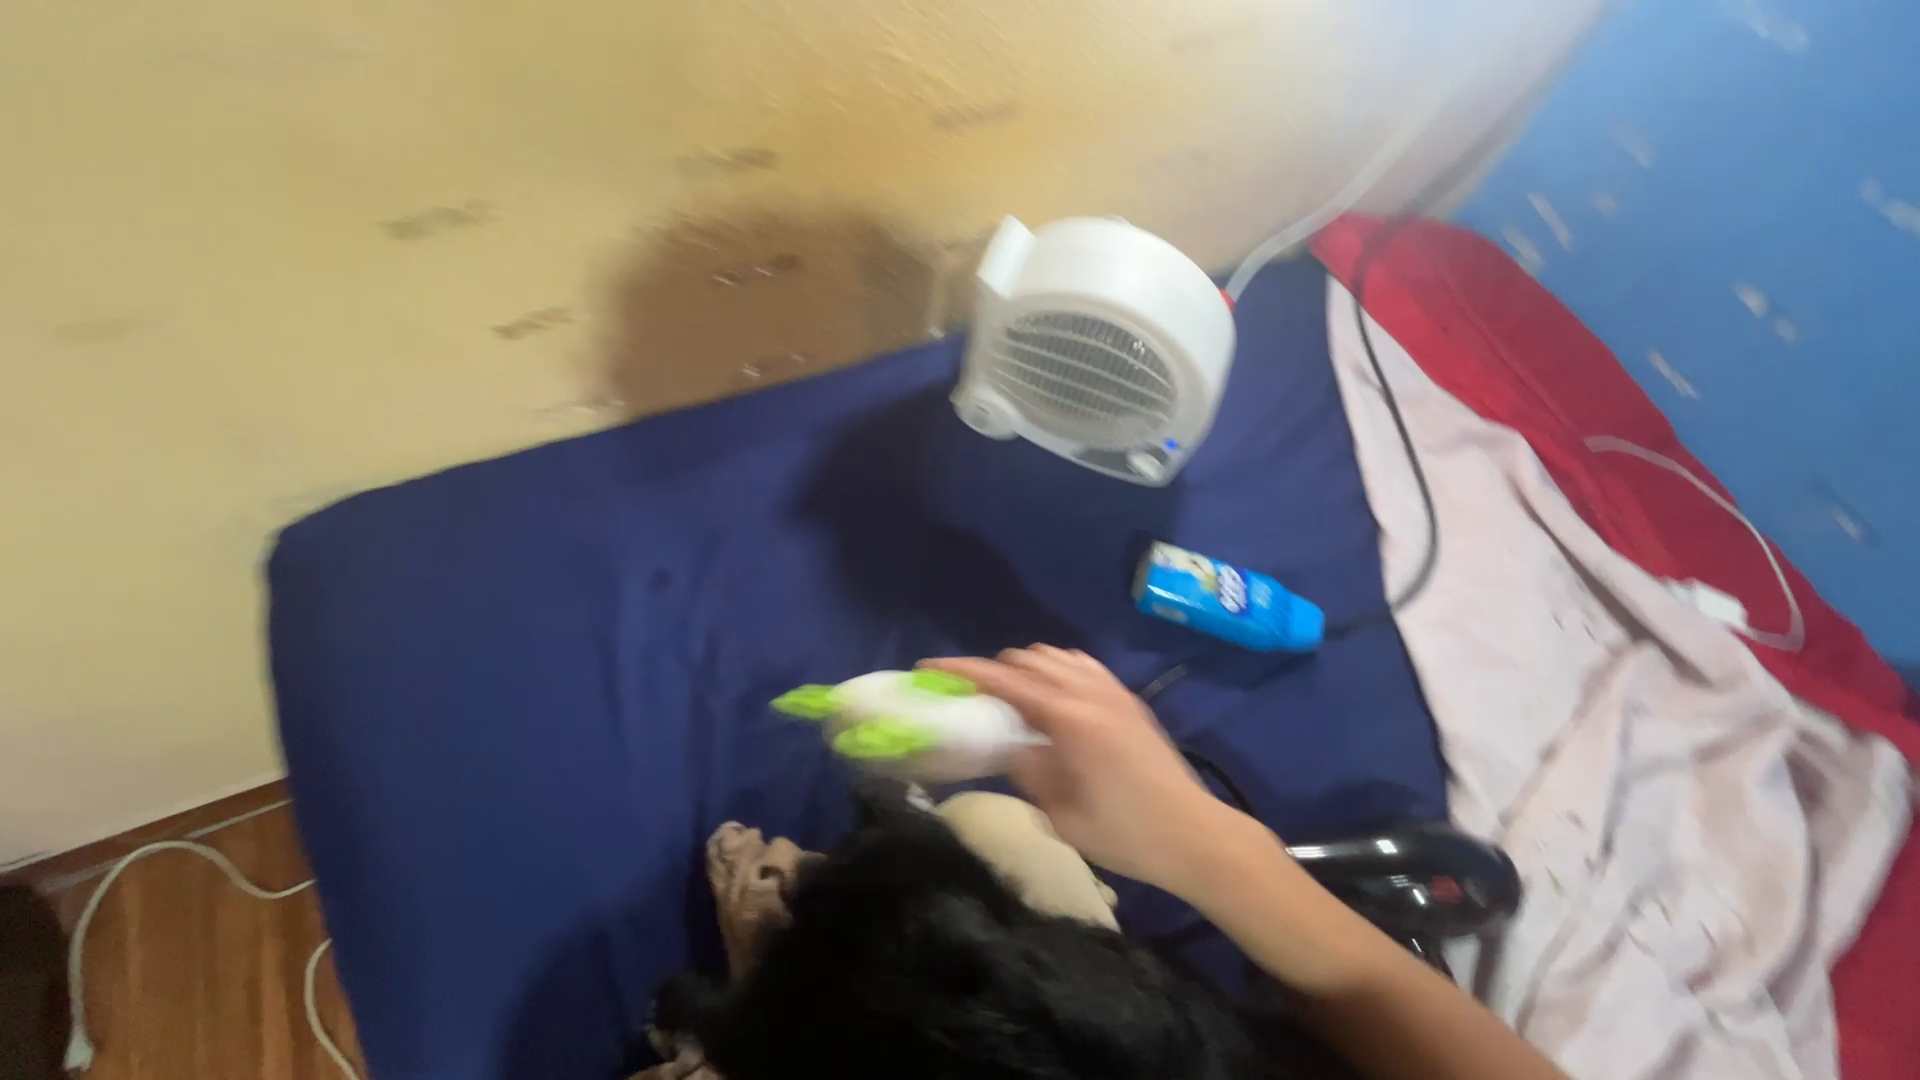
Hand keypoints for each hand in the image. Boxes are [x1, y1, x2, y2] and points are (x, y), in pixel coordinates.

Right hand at [920, 647, 1243, 891]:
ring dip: (1025, 668)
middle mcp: (1089, 693)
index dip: (962, 669)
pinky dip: (1056, 669)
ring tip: (1011, 700)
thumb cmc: (1124, 834)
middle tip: (972, 699)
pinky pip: (1082, 665)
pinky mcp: (1128, 698)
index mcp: (1068, 719)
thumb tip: (1003, 746)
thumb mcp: (1060, 813)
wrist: (1193, 834)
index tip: (930, 666)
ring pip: (1054, 656)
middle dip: (992, 671)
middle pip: (1027, 659)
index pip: (1004, 680)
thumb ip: (1025, 769)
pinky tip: (1052, 697)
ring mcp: (1112, 691)